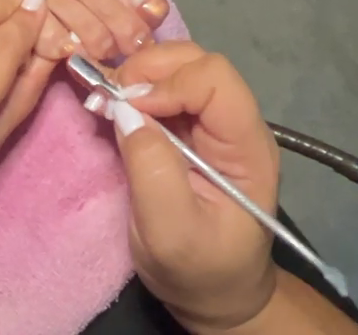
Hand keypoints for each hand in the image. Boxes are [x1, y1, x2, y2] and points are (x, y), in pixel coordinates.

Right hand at [100, 42, 281, 334]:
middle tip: (112, 96)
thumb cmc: (199, 271)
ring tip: (110, 100)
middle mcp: (235, 124)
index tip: (131, 108)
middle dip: (149, 69)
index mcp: (247, 148)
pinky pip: (164, 85)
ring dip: (139, 74)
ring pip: (179, 66)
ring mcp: (213, 122)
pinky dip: (135, 85)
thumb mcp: (170, 234)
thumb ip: (152, 170)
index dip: (170, 83)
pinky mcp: (190, 125)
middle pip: (197, 61)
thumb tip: (126, 110)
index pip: (216, 80)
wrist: (215, 296)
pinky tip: (115, 103)